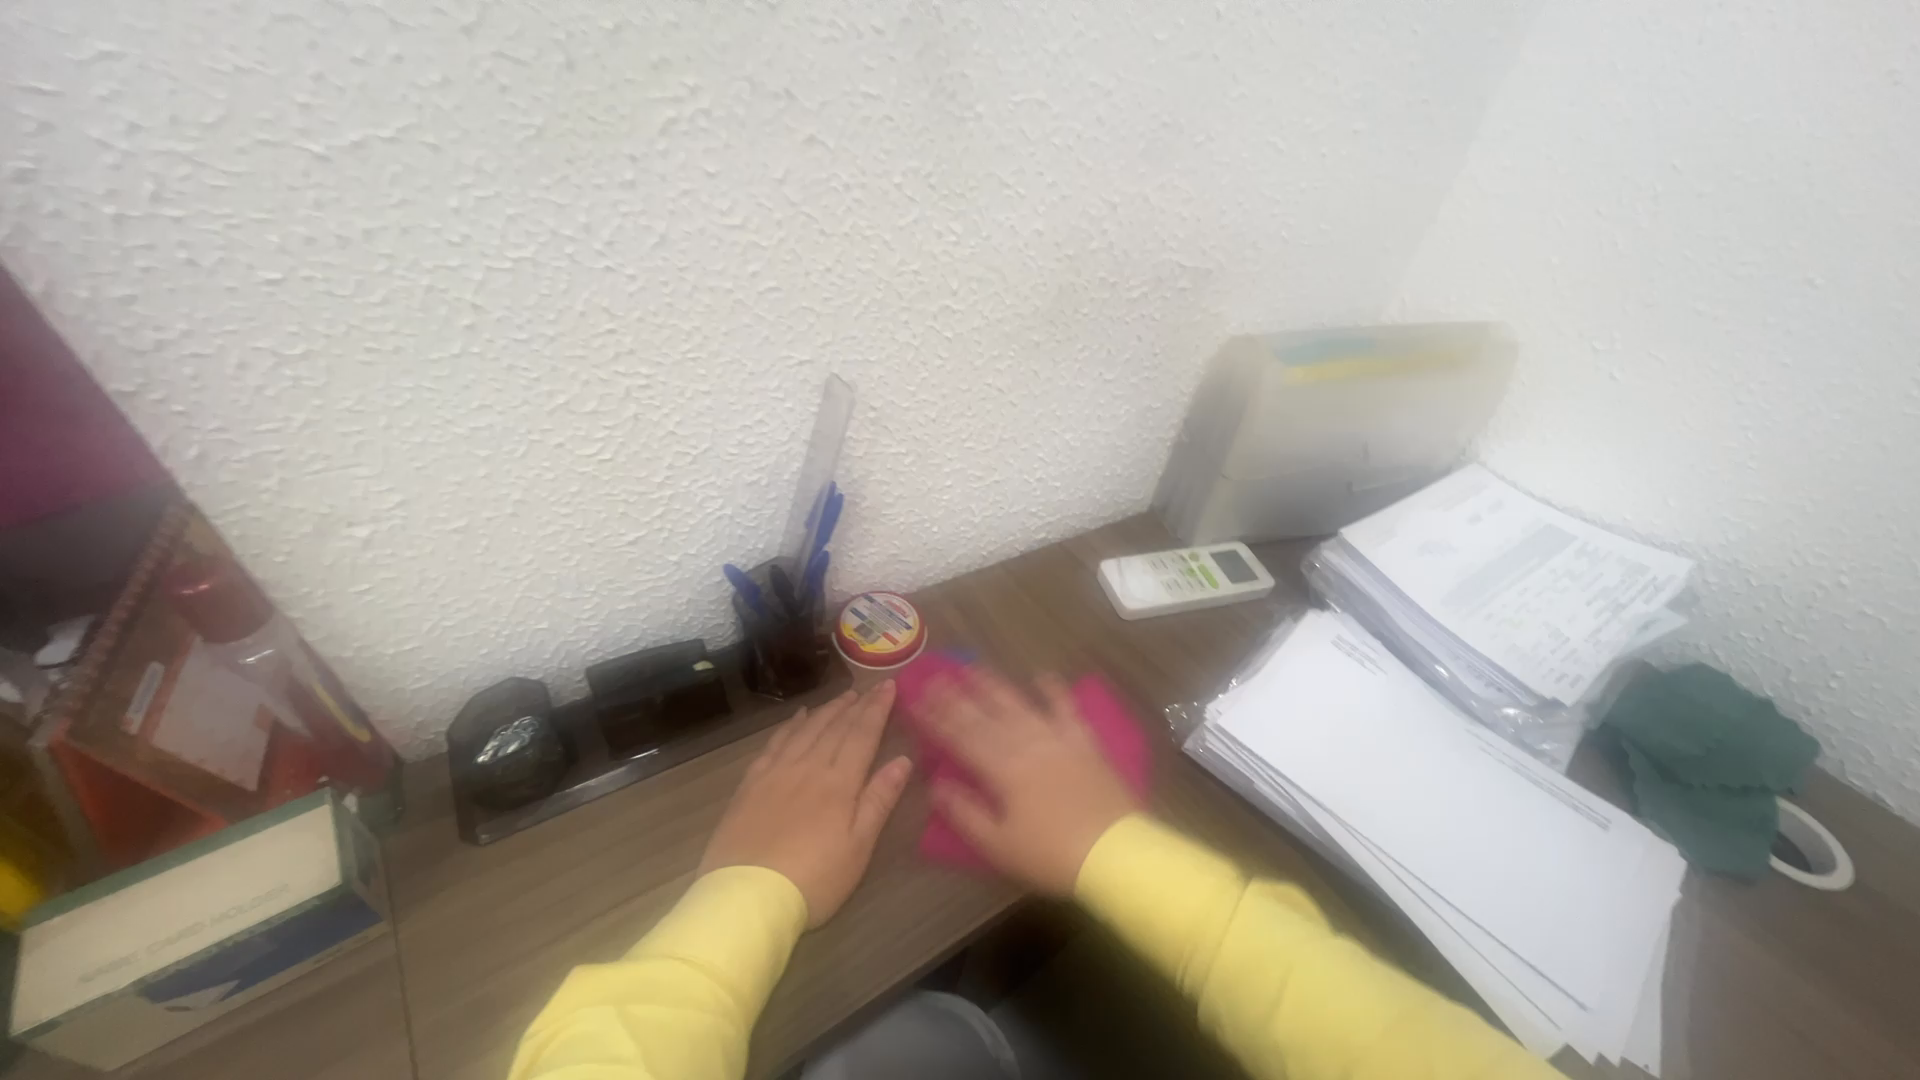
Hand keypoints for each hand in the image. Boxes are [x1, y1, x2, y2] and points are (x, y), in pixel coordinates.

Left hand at [699, 682, 912, 927]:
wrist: (747, 897)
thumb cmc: (814, 879)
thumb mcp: (858, 847)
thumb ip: (879, 799)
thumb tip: (902, 760)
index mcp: (839, 782)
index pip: (862, 734)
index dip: (877, 708)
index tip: (889, 685)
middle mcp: (808, 766)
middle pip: (835, 726)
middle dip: (856, 704)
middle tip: (869, 687)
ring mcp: (776, 772)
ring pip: (806, 729)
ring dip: (827, 710)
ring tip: (842, 697)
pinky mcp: (751, 783)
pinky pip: (775, 743)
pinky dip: (790, 725)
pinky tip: (797, 717)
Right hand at [920, 670, 1139, 895]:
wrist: (1115, 853)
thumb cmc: (1051, 855)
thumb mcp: (998, 845)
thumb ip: (965, 812)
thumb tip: (937, 785)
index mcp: (1001, 768)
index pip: (960, 737)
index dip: (936, 718)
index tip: (916, 701)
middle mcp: (1025, 742)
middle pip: (984, 714)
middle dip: (956, 696)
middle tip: (934, 677)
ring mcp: (1057, 738)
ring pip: (1018, 703)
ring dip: (994, 685)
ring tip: (973, 667)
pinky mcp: (1085, 742)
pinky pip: (1066, 708)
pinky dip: (1053, 690)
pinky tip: (1042, 675)